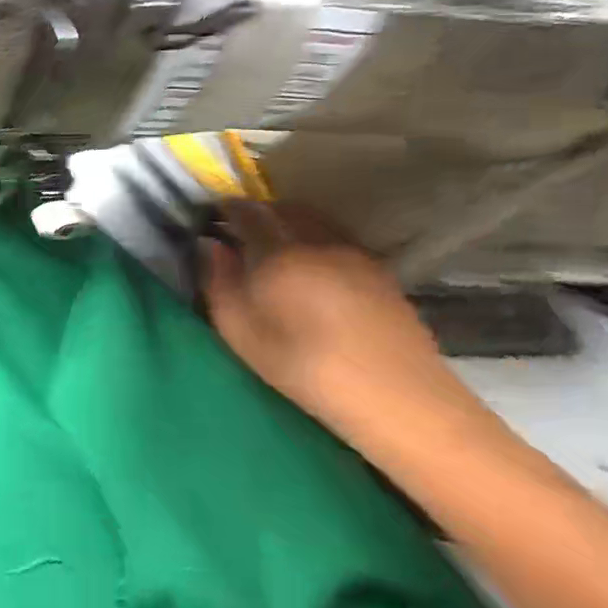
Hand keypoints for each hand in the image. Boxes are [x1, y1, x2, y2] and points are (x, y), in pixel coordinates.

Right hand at [201, 202, 481, 431]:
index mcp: (278, 253)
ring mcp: (354, 254)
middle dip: (260, 211)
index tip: (212, 217)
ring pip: (316, 221)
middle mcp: (318, 242)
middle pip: (285, 209)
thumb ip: (218, 281)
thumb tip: (211, 245)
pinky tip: (312, 265)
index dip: (227, 209)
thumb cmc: (303, 366)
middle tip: (241, 228)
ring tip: (276, 245)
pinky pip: (338, 239)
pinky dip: (317, 239)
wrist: (397, 398)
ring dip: (291, 222)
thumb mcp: (239, 331)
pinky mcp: (380, 272)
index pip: (247, 212)